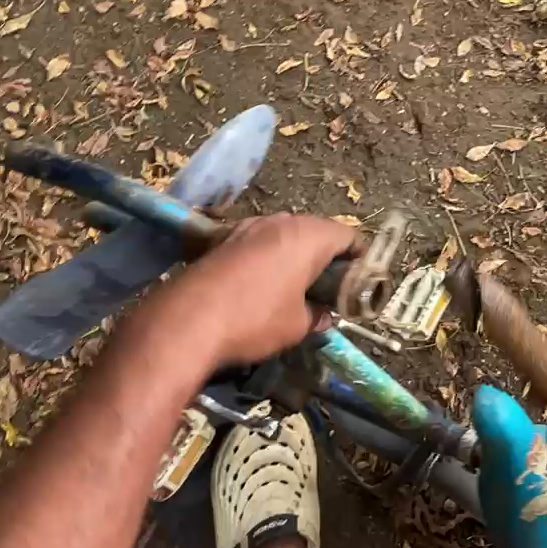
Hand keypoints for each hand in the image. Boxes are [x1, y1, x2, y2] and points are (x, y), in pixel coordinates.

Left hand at [111, 214, 356, 368]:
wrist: (187, 321)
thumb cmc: (255, 319)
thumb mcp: (297, 325)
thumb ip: (317, 315)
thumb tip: (323, 316)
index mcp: (308, 236)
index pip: (348, 235)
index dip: (358, 257)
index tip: (359, 280)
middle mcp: (280, 222)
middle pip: (316, 231)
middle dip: (326, 255)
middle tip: (330, 285)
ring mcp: (248, 226)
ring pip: (284, 234)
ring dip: (294, 255)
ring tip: (296, 285)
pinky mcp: (222, 238)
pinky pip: (257, 243)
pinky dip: (266, 258)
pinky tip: (261, 285)